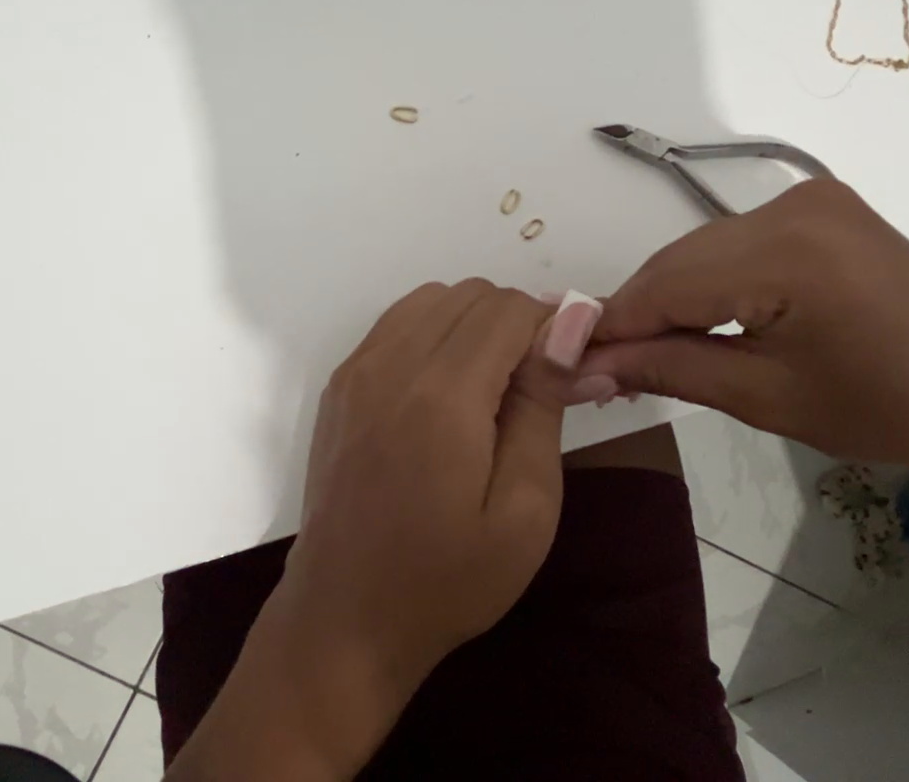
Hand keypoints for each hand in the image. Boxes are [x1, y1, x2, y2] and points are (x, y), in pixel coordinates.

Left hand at [280, 279, 596, 686]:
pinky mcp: (338, 385)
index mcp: (442, 394)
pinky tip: (444, 391)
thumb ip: (544, 405)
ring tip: (490, 387)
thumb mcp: (525, 509)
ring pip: (430, 298)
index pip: (508, 308)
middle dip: (514, 322)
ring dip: (472, 322)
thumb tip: (570, 326)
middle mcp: (390, 363)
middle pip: (469, 293)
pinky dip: (432, 332)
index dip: (551, 325)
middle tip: (534, 384)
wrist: (346, 614)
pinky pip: (395, 323)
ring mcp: (355, 370)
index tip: (568, 368)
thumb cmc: (448, 577)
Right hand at [579, 179, 908, 479]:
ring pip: (701, 250)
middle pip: (679, 261)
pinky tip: (695, 320)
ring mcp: (809, 199)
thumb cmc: (890, 411)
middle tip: (603, 367)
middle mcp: (794, 207)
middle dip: (637, 314)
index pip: (666, 285)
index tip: (568, 362)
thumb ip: (669, 370)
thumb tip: (586, 367)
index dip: (612, 325)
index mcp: (792, 255)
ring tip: (648, 351)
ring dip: (668, 298)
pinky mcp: (818, 207)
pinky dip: (705, 282)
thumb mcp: (767, 399)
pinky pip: (732, 244)